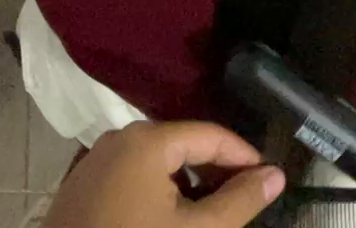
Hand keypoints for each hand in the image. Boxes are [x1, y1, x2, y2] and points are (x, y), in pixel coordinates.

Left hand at [46, 121, 285, 227]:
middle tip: (243, 202)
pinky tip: (169, 221)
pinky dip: (157, 195)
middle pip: (183, 146)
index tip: (269, 180)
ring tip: (209, 216)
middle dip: (215, 173)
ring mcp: (94, 162)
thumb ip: (238, 202)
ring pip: (157, 165)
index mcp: (147, 140)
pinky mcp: (79, 189)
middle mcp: (118, 138)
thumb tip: (276, 174)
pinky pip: (131, 179)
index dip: (244, 157)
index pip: (210, 135)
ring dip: (187, 187)